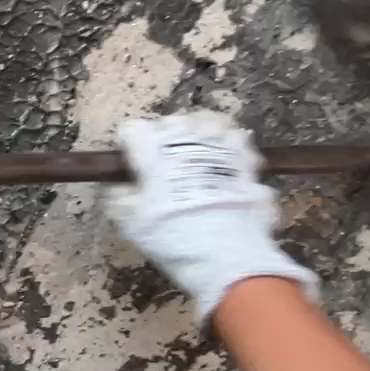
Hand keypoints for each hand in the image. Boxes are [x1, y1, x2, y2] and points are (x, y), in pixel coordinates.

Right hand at [107, 112, 317, 322]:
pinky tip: (226, 166)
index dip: (128, 144)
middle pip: (173, 121)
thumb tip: (119, 186)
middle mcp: (188, 137)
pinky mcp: (250, 161)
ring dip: (201, 134)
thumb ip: (119, 195)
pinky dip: (231, 150)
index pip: (132, 128)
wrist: (225, 250)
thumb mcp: (127, 219)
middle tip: (161, 160)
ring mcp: (224, 146)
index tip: (128, 162)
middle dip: (165, 135)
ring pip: (210, 123)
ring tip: (197, 153)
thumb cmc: (168, 231)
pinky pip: (239, 144)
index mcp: (152, 148)